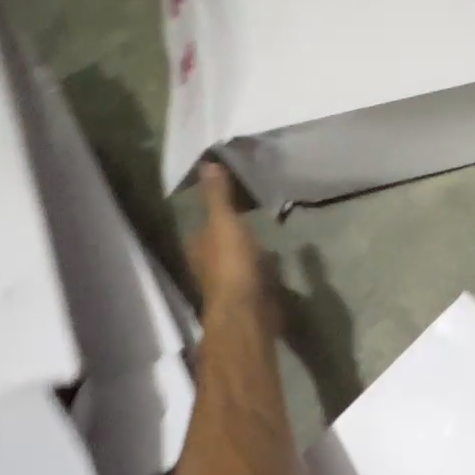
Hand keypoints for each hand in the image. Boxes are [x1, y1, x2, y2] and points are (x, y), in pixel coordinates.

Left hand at [186, 162, 266, 308]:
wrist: (249, 312)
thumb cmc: (232, 264)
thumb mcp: (224, 221)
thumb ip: (218, 195)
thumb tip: (207, 162)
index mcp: (197, 248)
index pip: (201, 227)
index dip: (214, 216)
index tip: (231, 205)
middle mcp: (208, 268)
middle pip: (219, 247)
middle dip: (232, 237)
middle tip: (251, 221)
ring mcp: (230, 287)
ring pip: (238, 265)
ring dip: (249, 257)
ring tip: (267, 242)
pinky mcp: (251, 301)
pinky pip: (257, 281)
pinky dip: (264, 274)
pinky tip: (277, 268)